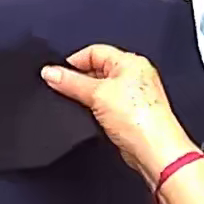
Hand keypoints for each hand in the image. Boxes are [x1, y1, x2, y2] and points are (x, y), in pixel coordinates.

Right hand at [41, 45, 197, 184]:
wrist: (154, 151)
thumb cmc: (140, 120)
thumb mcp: (95, 94)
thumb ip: (69, 81)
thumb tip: (49, 72)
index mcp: (131, 62)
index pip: (93, 52)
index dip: (73, 62)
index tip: (57, 74)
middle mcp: (134, 75)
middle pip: (94, 69)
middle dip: (78, 80)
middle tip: (65, 89)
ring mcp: (132, 95)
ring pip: (98, 88)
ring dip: (86, 96)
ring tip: (83, 105)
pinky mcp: (128, 112)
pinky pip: (103, 103)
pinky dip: (94, 108)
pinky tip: (91, 116)